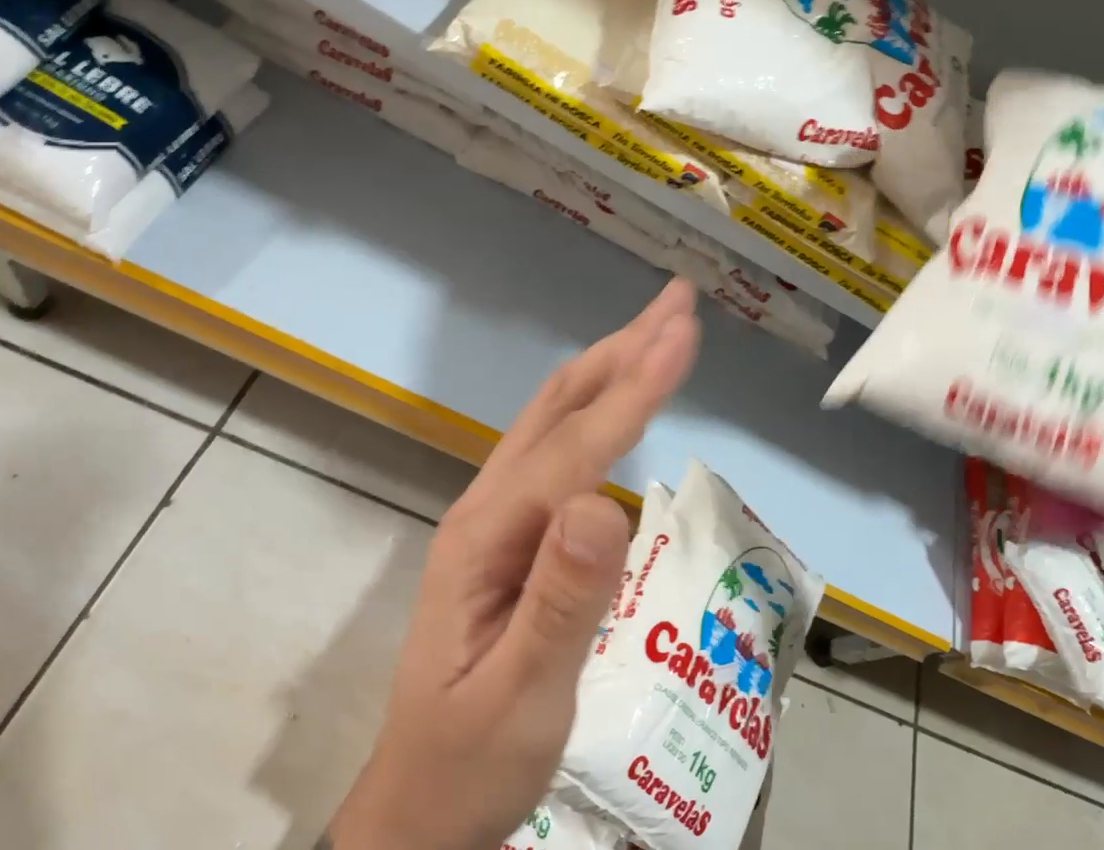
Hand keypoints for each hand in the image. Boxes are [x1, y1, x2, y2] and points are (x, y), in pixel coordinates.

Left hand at [328, 279, 700, 849]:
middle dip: (621, 350)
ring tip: (660, 332)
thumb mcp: (521, 698)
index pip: (574, 449)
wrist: (419, 808)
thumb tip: (604, 503)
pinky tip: (622, 403)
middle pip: (558, 410)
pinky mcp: (512, 540)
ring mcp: (496, 522)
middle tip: (679, 303)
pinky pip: (559, 454)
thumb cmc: (471, 761)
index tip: (684, 332)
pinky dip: (599, 411)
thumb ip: (562, 603)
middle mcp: (487, 511)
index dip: (633, 389)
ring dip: (610, 370)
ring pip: (555, 423)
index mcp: (486, 538)